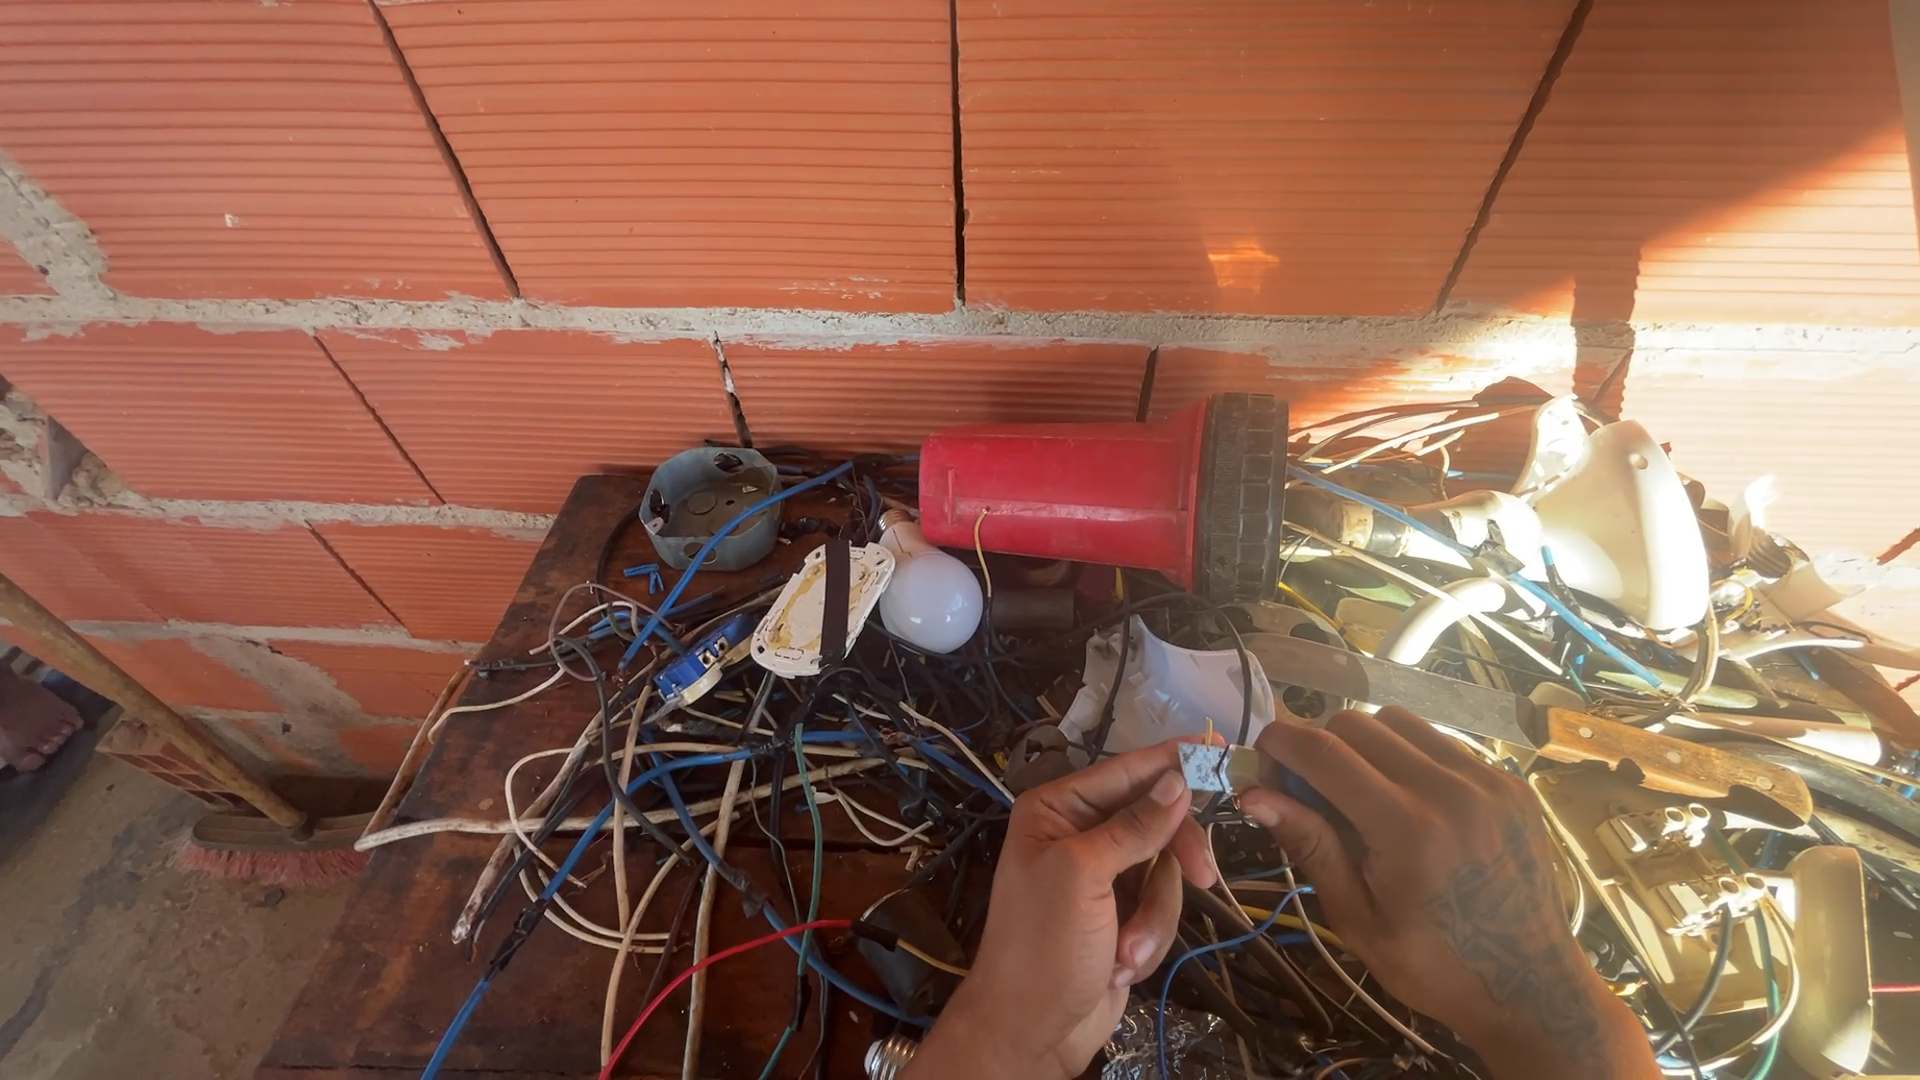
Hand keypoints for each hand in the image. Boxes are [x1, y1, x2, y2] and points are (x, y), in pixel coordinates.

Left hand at [903, 740, 1216, 1079]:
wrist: (1031, 1032)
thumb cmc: (1043, 943)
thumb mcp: (1084, 876)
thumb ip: (1134, 827)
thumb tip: (1176, 779)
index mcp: (1056, 808)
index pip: (1122, 771)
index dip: (1169, 759)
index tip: (1216, 747)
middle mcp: (1079, 831)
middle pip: (1153, 818)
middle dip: (1173, 855)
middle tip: (1207, 875)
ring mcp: (1102, 873)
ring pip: (1162, 867)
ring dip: (1152, 914)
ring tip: (1125, 952)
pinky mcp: (1122, 910)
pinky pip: (1159, 904)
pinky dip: (1149, 935)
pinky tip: (1120, 967)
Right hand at [1240, 708, 1658, 1079]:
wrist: (1536, 993)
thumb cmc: (1433, 964)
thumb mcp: (1356, 916)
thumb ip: (1307, 843)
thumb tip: (1251, 794)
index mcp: (1408, 829)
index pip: (1321, 751)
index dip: (1278, 743)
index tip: (1262, 761)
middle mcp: (1450, 790)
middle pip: (1353, 723)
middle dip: (1317, 745)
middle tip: (1313, 790)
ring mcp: (1488, 782)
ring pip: (1394, 720)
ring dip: (1362, 743)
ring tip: (1362, 790)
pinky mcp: (1510, 783)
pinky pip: (1436, 739)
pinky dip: (1405, 754)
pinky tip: (1409, 798)